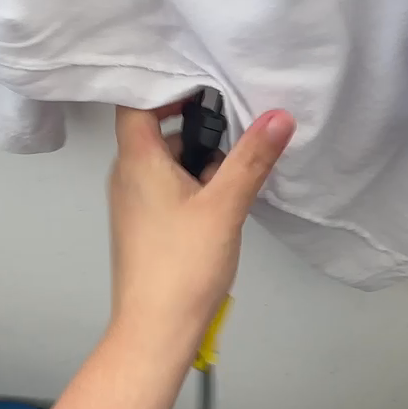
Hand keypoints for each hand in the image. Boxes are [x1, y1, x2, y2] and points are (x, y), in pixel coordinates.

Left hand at [106, 103, 293, 360]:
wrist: (155, 331)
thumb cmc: (183, 264)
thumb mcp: (225, 206)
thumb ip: (251, 158)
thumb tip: (280, 114)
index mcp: (136, 159)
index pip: (136, 100)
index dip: (166, 83)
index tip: (204, 77)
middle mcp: (127, 174)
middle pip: (153, 127)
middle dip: (193, 119)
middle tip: (235, 114)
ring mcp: (134, 201)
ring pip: (163, 159)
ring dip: (197, 153)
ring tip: (237, 155)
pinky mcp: (145, 224)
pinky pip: (166, 184)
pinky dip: (192, 179)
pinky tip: (224, 192)